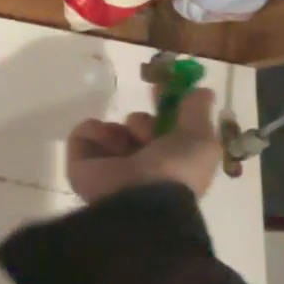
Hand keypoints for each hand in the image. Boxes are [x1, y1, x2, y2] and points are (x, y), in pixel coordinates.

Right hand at [66, 88, 222, 202]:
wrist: (136, 197)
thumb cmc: (175, 169)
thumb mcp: (200, 139)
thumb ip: (197, 112)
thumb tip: (202, 89)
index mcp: (173, 158)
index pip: (169, 124)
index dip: (168, 104)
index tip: (164, 85)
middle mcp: (141, 158)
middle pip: (139, 123)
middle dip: (144, 122)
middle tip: (146, 129)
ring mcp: (109, 159)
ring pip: (114, 126)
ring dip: (123, 131)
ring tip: (126, 147)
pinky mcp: (81, 157)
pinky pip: (86, 130)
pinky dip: (96, 134)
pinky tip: (107, 146)